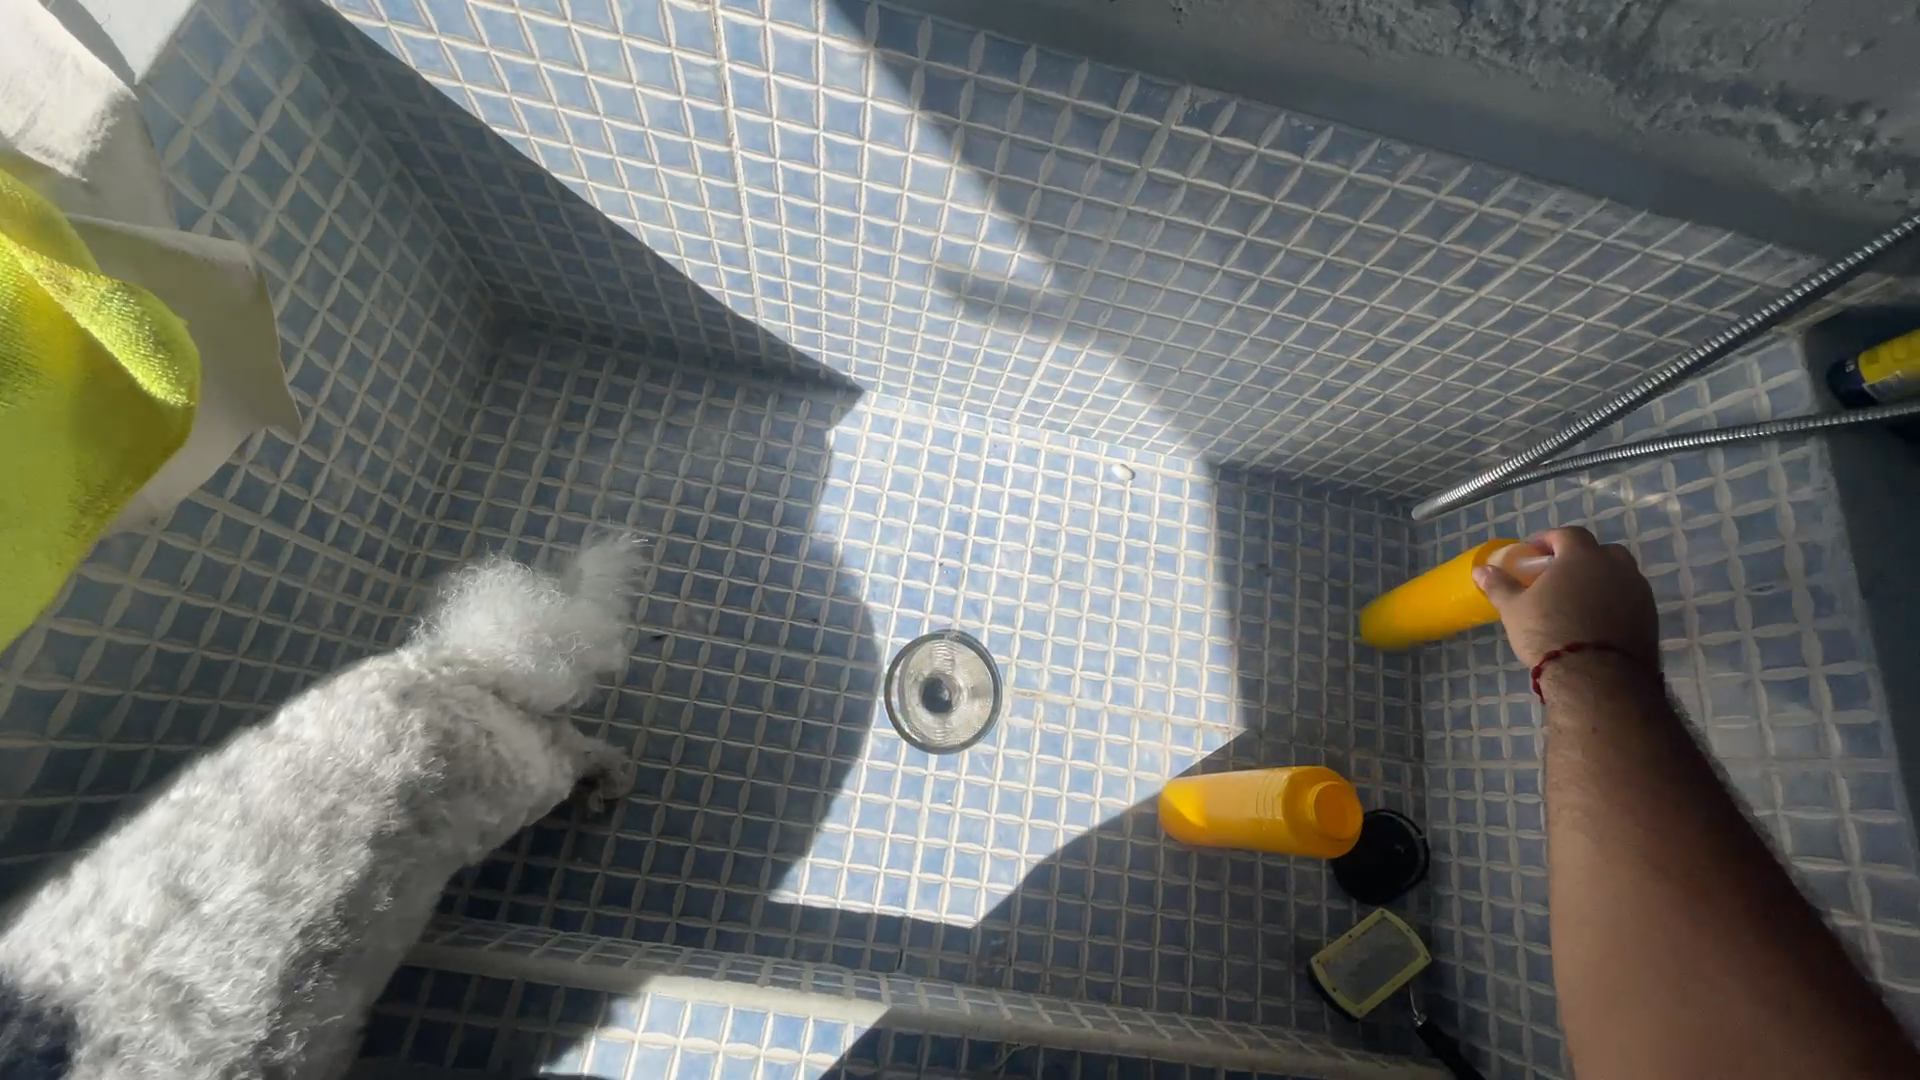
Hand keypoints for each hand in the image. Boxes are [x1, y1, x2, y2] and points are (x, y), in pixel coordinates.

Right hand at [1473, 526, 1658, 667]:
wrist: (1596, 675)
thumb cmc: (1548, 631)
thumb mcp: (1513, 608)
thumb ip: (1499, 585)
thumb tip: (1481, 570)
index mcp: (1582, 557)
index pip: (1569, 534)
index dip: (1549, 539)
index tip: (1534, 553)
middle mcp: (1617, 568)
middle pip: (1601, 551)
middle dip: (1580, 557)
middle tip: (1558, 575)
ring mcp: (1638, 592)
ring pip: (1620, 575)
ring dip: (1599, 580)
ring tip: (1576, 600)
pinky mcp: (1651, 617)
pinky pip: (1629, 598)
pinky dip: (1613, 601)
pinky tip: (1593, 620)